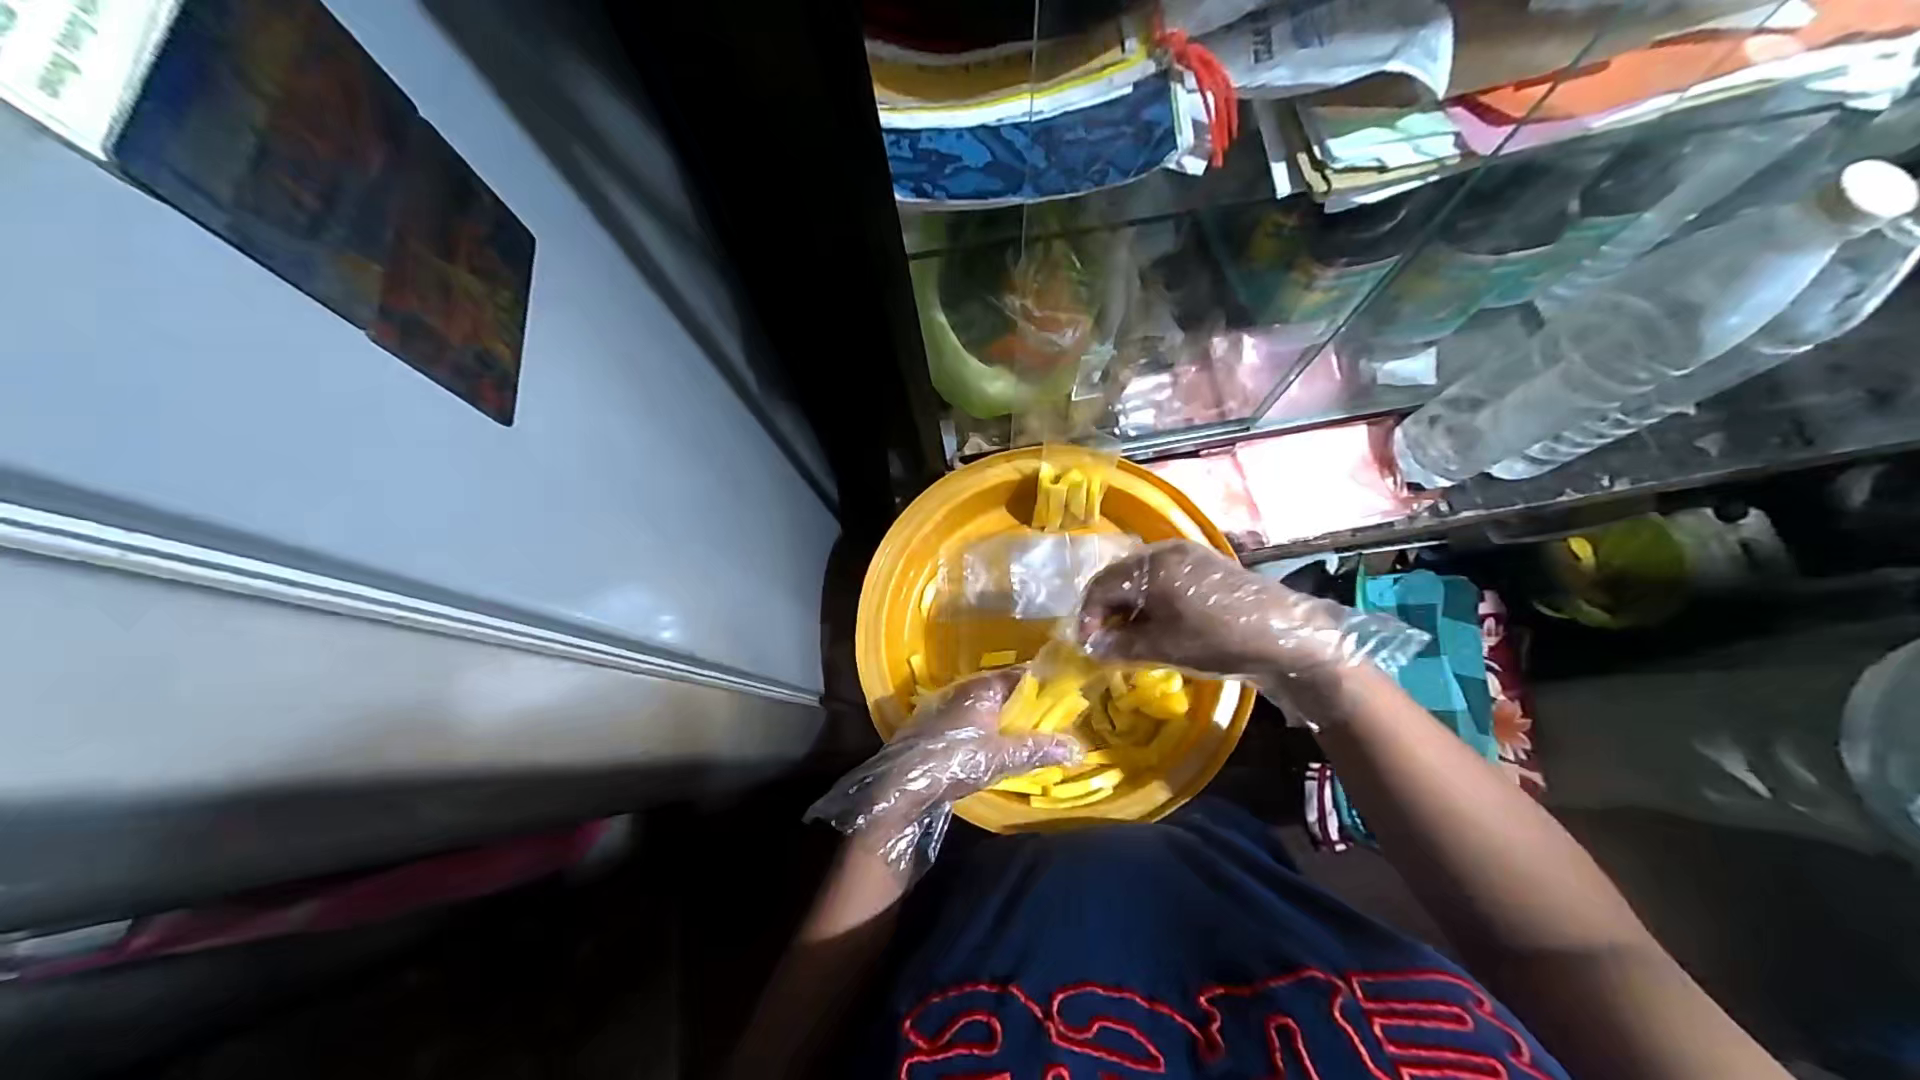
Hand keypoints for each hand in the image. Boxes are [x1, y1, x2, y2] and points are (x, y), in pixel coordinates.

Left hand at [808, 669, 1082, 871]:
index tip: (1063, 692)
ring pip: (983, 705)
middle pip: (1001, 689)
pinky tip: (992, 743)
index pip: (1018, 675)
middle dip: (1023, 701)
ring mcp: (943, 706)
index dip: (1041, 682)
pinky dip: (984, 726)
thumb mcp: (1002, 757)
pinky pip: (968, 718)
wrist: (901, 784)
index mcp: (981, 687)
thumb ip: (1038, 749)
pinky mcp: (932, 726)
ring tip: (1026, 731)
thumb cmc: (955, 762)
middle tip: (1050, 715)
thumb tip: (1078, 747)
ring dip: (1002, 715)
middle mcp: (961, 689)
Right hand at [1073, 540, 1426, 687]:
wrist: (1286, 636)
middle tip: (1104, 640)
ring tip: (1129, 635)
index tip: (1086, 645)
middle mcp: (1166, 551)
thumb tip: (1091, 646)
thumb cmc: (1219, 640)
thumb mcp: (1163, 648)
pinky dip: (1150, 599)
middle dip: (1106, 609)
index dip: (1088, 616)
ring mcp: (1188, 555)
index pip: (1101, 586)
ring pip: (1140, 577)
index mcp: (1152, 566)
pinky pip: (1162, 578)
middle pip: (1119, 577)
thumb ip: (1120, 645)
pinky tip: (1157, 622)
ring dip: (1128, 605)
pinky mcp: (1204, 565)